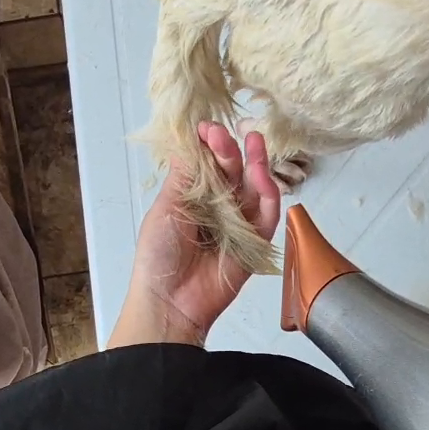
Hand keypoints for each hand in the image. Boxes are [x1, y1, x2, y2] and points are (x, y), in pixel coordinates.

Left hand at [107, 123, 282, 347]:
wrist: (170, 301)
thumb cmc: (159, 256)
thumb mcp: (167, 208)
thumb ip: (185, 176)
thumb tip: (192, 140)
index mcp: (194, 199)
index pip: (208, 165)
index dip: (210, 146)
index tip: (205, 129)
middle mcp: (219, 209)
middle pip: (233, 173)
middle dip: (229, 150)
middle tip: (222, 135)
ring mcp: (239, 226)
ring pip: (255, 189)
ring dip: (255, 163)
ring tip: (253, 141)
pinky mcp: (255, 244)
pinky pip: (268, 215)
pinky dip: (269, 194)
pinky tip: (261, 174)